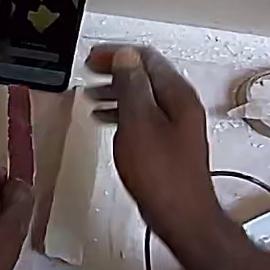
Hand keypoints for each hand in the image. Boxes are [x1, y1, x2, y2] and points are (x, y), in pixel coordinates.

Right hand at [88, 45, 232, 254]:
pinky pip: (141, 113)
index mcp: (176, 95)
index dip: (116, 54)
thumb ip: (130, 86)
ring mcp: (175, 123)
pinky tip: (105, 117)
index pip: (146, 58)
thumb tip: (125, 56)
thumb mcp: (137, 122)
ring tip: (91, 94)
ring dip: (115, 89)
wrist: (180, 215)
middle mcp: (180, 105)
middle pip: (145, 74)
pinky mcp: (167, 140)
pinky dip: (120, 109)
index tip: (91, 58)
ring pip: (142, 94)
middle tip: (88, 70)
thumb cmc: (159, 172)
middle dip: (114, 69)